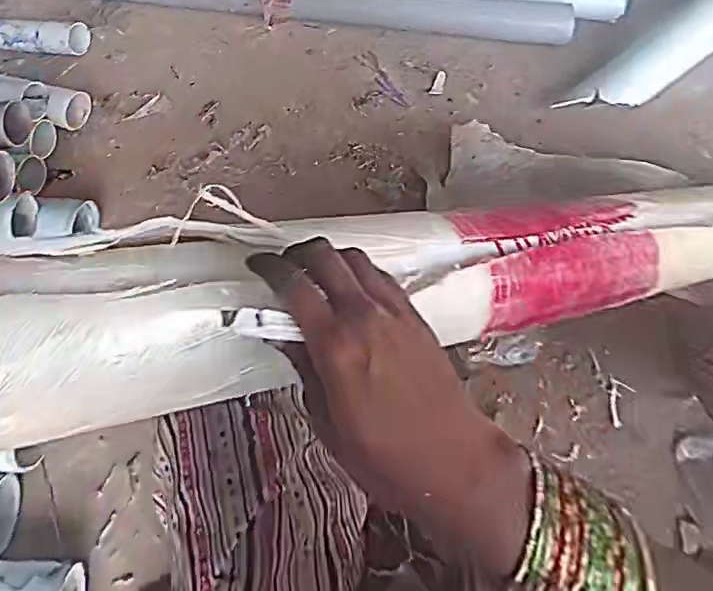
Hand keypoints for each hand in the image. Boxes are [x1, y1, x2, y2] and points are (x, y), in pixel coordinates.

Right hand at [247, 239, 530, 577]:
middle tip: (284, 266)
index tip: (259, 266)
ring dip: (330, 257)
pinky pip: (380, 274)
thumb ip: (304, 369)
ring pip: (354, 257)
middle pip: (325, 255)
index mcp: (336, 345)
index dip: (270, 269)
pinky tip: (352, 288)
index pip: (294, 285)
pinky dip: (359, 270)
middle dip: (297, 253)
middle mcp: (365, 316)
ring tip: (316, 274)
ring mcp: (393, 310)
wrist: (453, 459)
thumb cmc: (387, 456)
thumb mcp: (328, 423)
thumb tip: (286, 337)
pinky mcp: (413, 314)